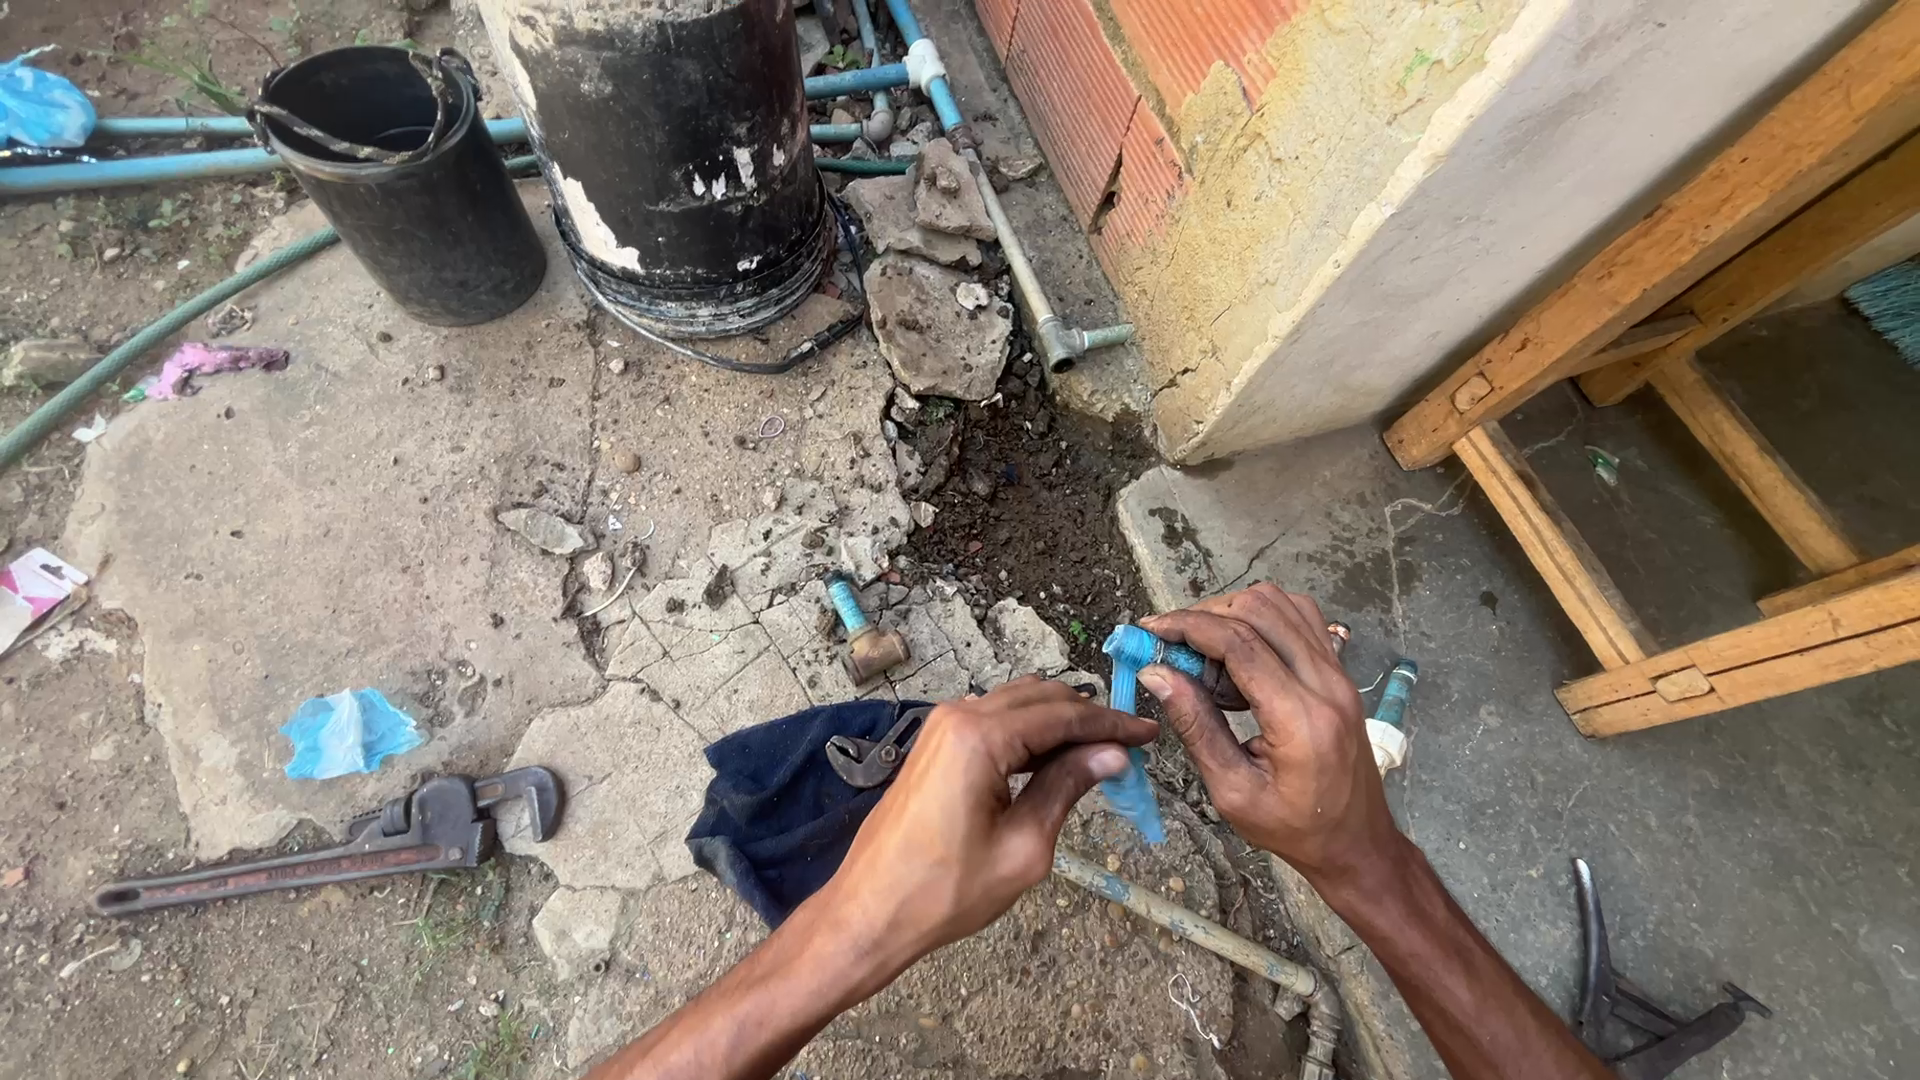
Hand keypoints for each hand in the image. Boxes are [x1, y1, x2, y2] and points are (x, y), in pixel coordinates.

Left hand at [815, 677, 1159, 976]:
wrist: (870, 909)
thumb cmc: (947, 891)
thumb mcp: (1024, 847)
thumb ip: (1066, 787)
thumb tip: (1112, 754)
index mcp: (980, 736)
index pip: (1062, 716)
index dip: (1111, 724)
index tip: (1149, 734)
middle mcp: (959, 714)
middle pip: (1040, 698)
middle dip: (1087, 717)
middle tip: (1127, 746)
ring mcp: (942, 723)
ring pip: (1017, 703)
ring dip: (1058, 721)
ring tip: (1098, 752)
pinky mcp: (936, 740)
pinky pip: (993, 718)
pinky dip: (1028, 730)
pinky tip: (1051, 756)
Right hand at [1137, 585, 1402, 892]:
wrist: (1358, 844)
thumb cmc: (1292, 828)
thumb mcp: (1232, 790)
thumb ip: (1195, 725)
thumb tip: (1155, 673)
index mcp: (1301, 718)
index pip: (1240, 642)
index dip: (1188, 626)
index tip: (1151, 630)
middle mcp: (1327, 683)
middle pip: (1260, 610)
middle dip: (1205, 616)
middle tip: (1174, 647)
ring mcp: (1339, 673)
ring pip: (1281, 603)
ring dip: (1232, 612)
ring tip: (1205, 649)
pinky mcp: (1340, 672)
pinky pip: (1300, 616)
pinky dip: (1261, 617)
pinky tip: (1239, 649)